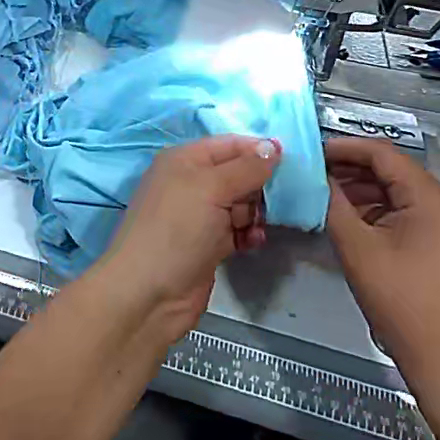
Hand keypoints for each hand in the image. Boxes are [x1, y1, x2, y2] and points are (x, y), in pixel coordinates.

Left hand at [92, 135, 279, 336]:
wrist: (148, 295)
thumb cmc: (177, 229)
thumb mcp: (212, 188)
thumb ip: (247, 167)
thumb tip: (274, 146)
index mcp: (185, 160)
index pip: (229, 144)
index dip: (258, 149)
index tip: (290, 159)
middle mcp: (191, 183)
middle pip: (238, 173)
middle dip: (260, 184)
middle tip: (282, 197)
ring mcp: (199, 215)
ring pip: (241, 203)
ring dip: (257, 211)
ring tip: (263, 223)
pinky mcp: (207, 244)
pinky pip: (237, 229)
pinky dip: (249, 233)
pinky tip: (254, 241)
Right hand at [323, 137, 439, 386]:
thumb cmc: (404, 307)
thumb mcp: (358, 250)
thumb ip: (334, 206)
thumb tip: (320, 180)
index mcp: (435, 198)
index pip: (384, 155)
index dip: (346, 149)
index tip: (316, 153)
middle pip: (397, 173)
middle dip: (355, 173)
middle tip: (318, 178)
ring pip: (407, 194)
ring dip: (370, 194)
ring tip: (333, 200)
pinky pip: (419, 215)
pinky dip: (389, 214)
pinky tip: (361, 223)